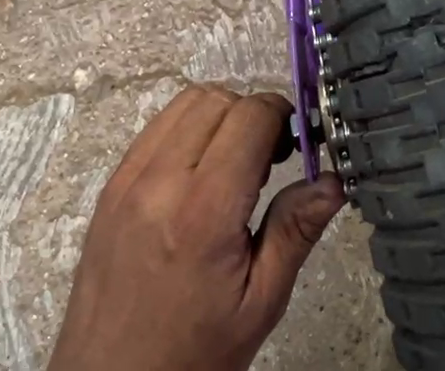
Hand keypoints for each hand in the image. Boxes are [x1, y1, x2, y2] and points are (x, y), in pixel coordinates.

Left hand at [48, 85, 346, 370]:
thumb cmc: (193, 353)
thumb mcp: (260, 303)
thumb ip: (295, 231)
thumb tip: (334, 180)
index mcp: (204, 211)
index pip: (250, 116)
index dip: (283, 116)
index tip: (299, 142)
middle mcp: (159, 181)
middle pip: (217, 99)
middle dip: (253, 114)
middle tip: (271, 158)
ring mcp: (127, 180)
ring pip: (183, 103)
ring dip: (219, 116)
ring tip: (236, 163)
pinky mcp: (110, 187)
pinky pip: (154, 128)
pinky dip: (186, 130)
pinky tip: (199, 172)